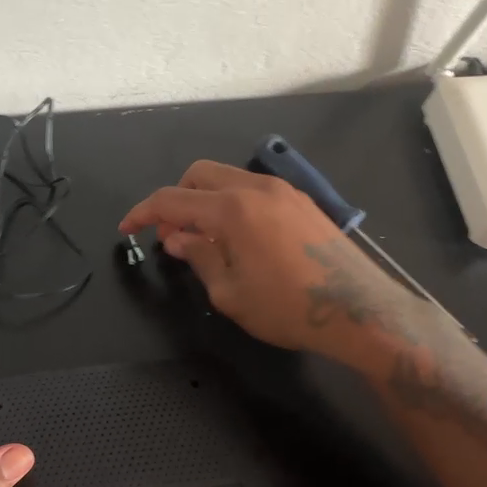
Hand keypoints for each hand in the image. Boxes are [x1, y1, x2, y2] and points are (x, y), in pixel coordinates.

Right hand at [119, 160, 418, 364]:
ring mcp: (283, 192)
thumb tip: (178, 239)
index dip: (143, 213)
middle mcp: (256, 189)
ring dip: (204, 201)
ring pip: (227, 178)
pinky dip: (231, 204)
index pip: (172, 200)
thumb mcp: (229, 293)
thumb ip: (199, 257)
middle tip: (169, 237)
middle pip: (199, 175)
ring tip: (201, 240)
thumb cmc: (286, 308)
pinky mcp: (302, 203)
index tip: (126, 229)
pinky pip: (253, 190)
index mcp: (232, 209)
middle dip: (174, 200)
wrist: (360, 310)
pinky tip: (235, 238)